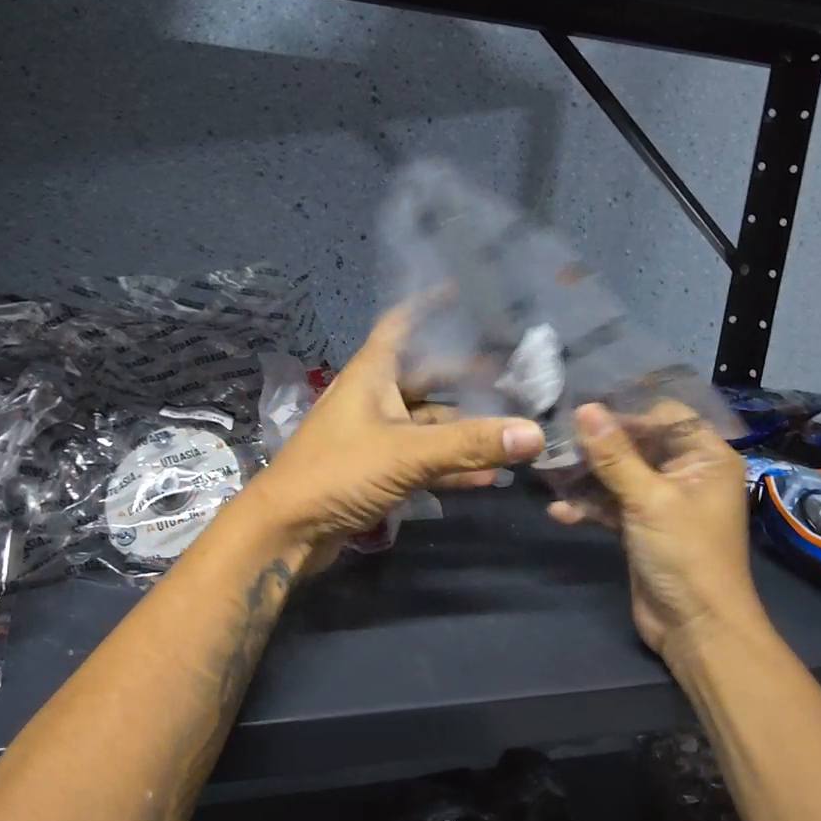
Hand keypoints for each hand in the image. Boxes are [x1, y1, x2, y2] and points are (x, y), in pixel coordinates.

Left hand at [241, 306, 545, 555]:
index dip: (426, 304)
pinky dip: (451, 465)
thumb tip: (535, 433)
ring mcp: (375, 436)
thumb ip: (470, 444)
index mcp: (371, 375)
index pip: (400, 324)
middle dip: (465, 376)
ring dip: (464, 427)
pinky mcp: (377, 471)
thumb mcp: (406, 454)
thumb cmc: (337, 473)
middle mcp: (373, 398)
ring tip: (511, 426)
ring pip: (428, 423)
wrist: (285, 531)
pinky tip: (488, 477)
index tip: (459, 290)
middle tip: (511, 373)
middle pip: (425, 377)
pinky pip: (422, 459)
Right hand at [548, 402, 758, 652]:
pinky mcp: (642, 526)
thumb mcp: (648, 500)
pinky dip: (588, 506)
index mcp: (705, 458)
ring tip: (548, 474)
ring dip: (586, 477)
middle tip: (555, 441)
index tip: (582, 414)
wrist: (697, 630)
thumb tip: (584, 408)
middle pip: (636, 443)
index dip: (626, 414)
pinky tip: (559, 512)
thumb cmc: (685, 556)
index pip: (664, 416)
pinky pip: (612, 504)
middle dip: (597, 446)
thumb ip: (614, 455)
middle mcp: (687, 473)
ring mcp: (663, 501)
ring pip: (619, 474)